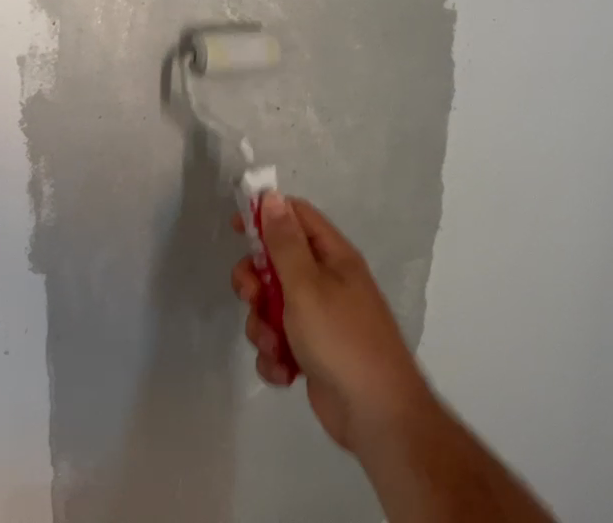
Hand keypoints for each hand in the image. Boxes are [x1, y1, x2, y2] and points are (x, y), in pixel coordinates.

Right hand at [231, 192, 433, 453]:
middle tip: (252, 298)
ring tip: (275, 346)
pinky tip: (285, 371)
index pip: (296, 217)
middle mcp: (326, 283)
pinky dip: (275, 356)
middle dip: (255, 283)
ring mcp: (318, 319)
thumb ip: (284, 242)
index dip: (265, 216)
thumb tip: (272, 196)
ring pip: (270, 306)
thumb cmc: (341, 339)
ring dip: (262, 326)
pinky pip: (277, 341)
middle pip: (274, 263)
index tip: (235, 229)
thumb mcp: (306, 285)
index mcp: (333, 258)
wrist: (377, 416)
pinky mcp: (310, 352)